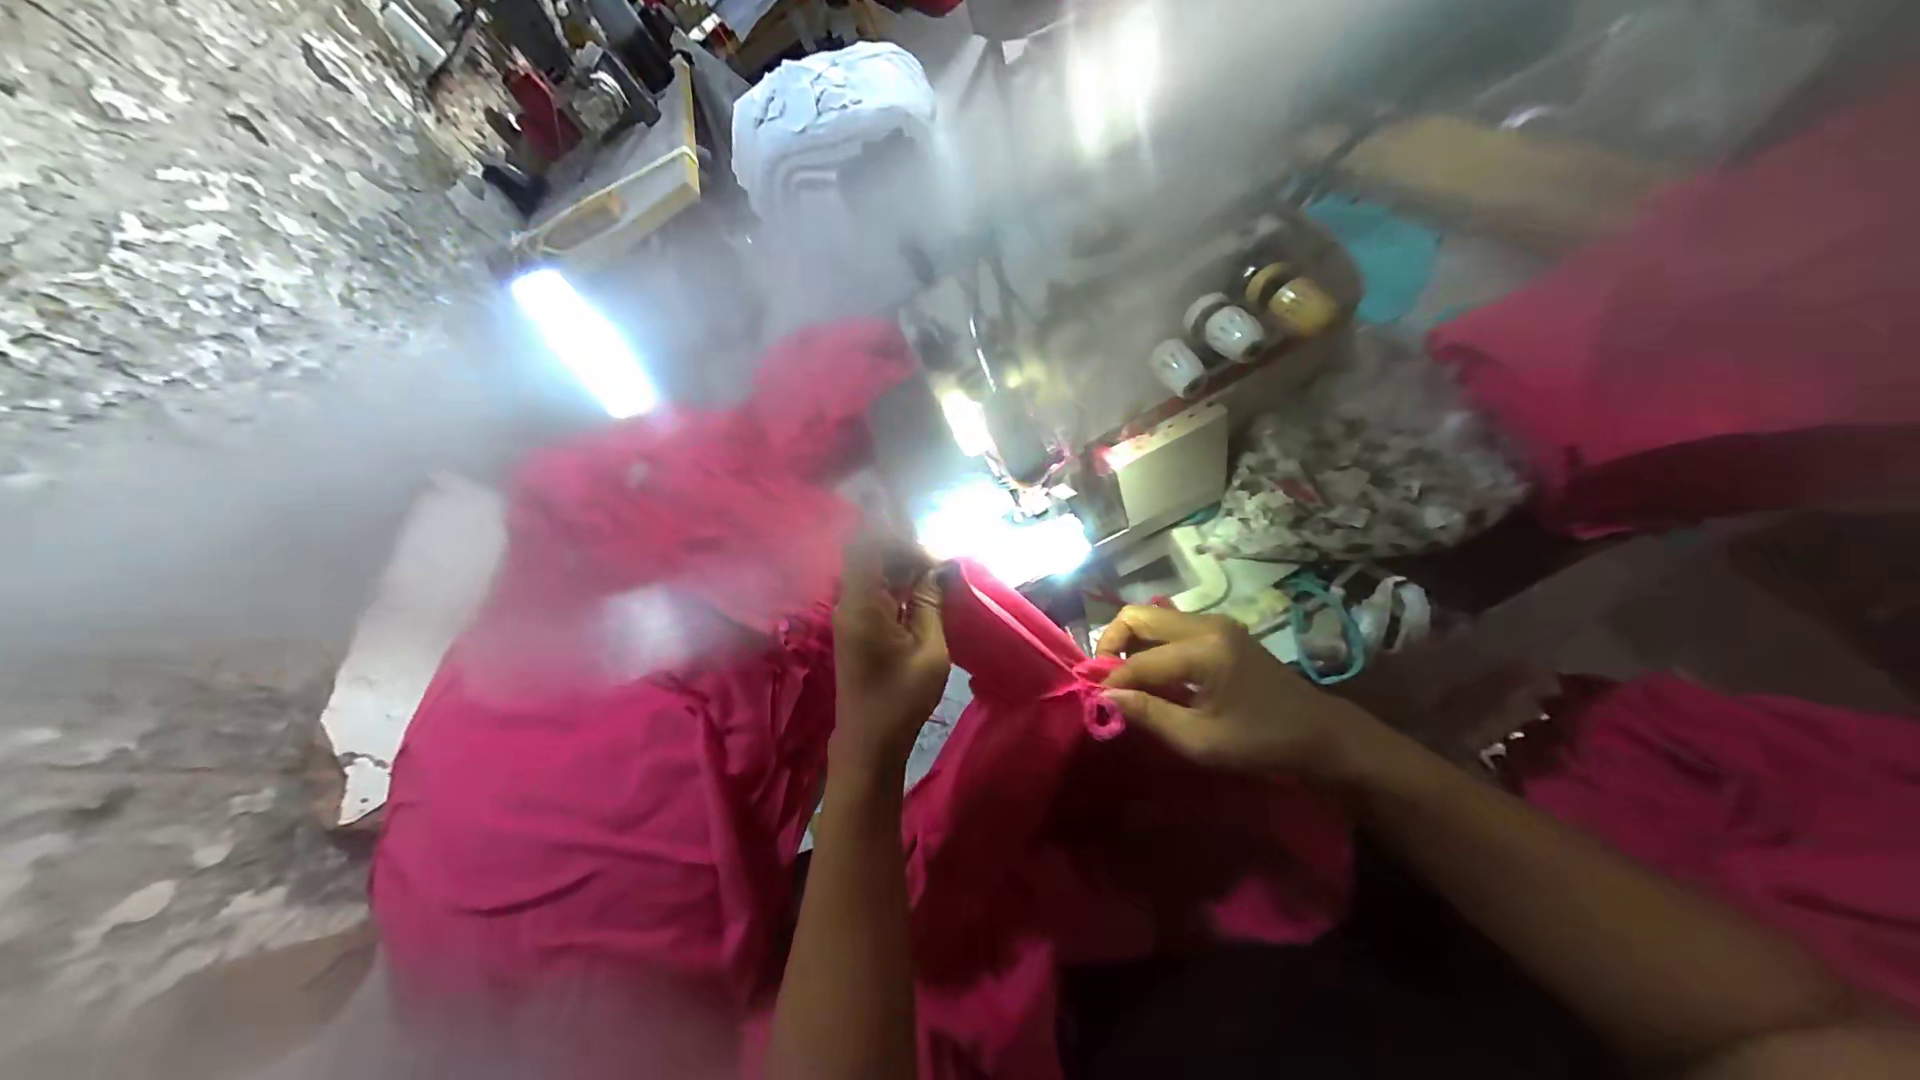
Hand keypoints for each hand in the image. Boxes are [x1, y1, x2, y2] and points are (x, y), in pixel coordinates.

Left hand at [830, 541, 949, 778]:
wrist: (869, 741)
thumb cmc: (901, 698)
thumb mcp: (929, 650)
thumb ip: (932, 603)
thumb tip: (941, 567)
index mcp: (862, 603)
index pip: (866, 543)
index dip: (895, 533)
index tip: (930, 549)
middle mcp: (849, 601)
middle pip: (871, 554)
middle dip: (907, 552)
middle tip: (943, 566)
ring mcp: (851, 613)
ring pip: (875, 572)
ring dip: (905, 569)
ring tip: (939, 577)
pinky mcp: (857, 626)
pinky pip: (877, 591)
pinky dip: (900, 586)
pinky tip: (925, 594)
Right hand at [1097, 605, 1383, 779]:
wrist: (1322, 736)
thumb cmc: (1262, 744)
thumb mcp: (1201, 741)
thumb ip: (1149, 714)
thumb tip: (1105, 698)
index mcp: (1204, 650)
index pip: (1139, 660)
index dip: (1112, 681)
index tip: (1094, 701)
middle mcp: (1207, 624)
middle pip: (1138, 616)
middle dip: (1112, 644)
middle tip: (1104, 679)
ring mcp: (1216, 624)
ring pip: (1153, 618)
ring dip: (1131, 643)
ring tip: (1125, 680)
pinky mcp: (1222, 631)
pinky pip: (1171, 627)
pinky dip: (1152, 645)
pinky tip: (1153, 675)